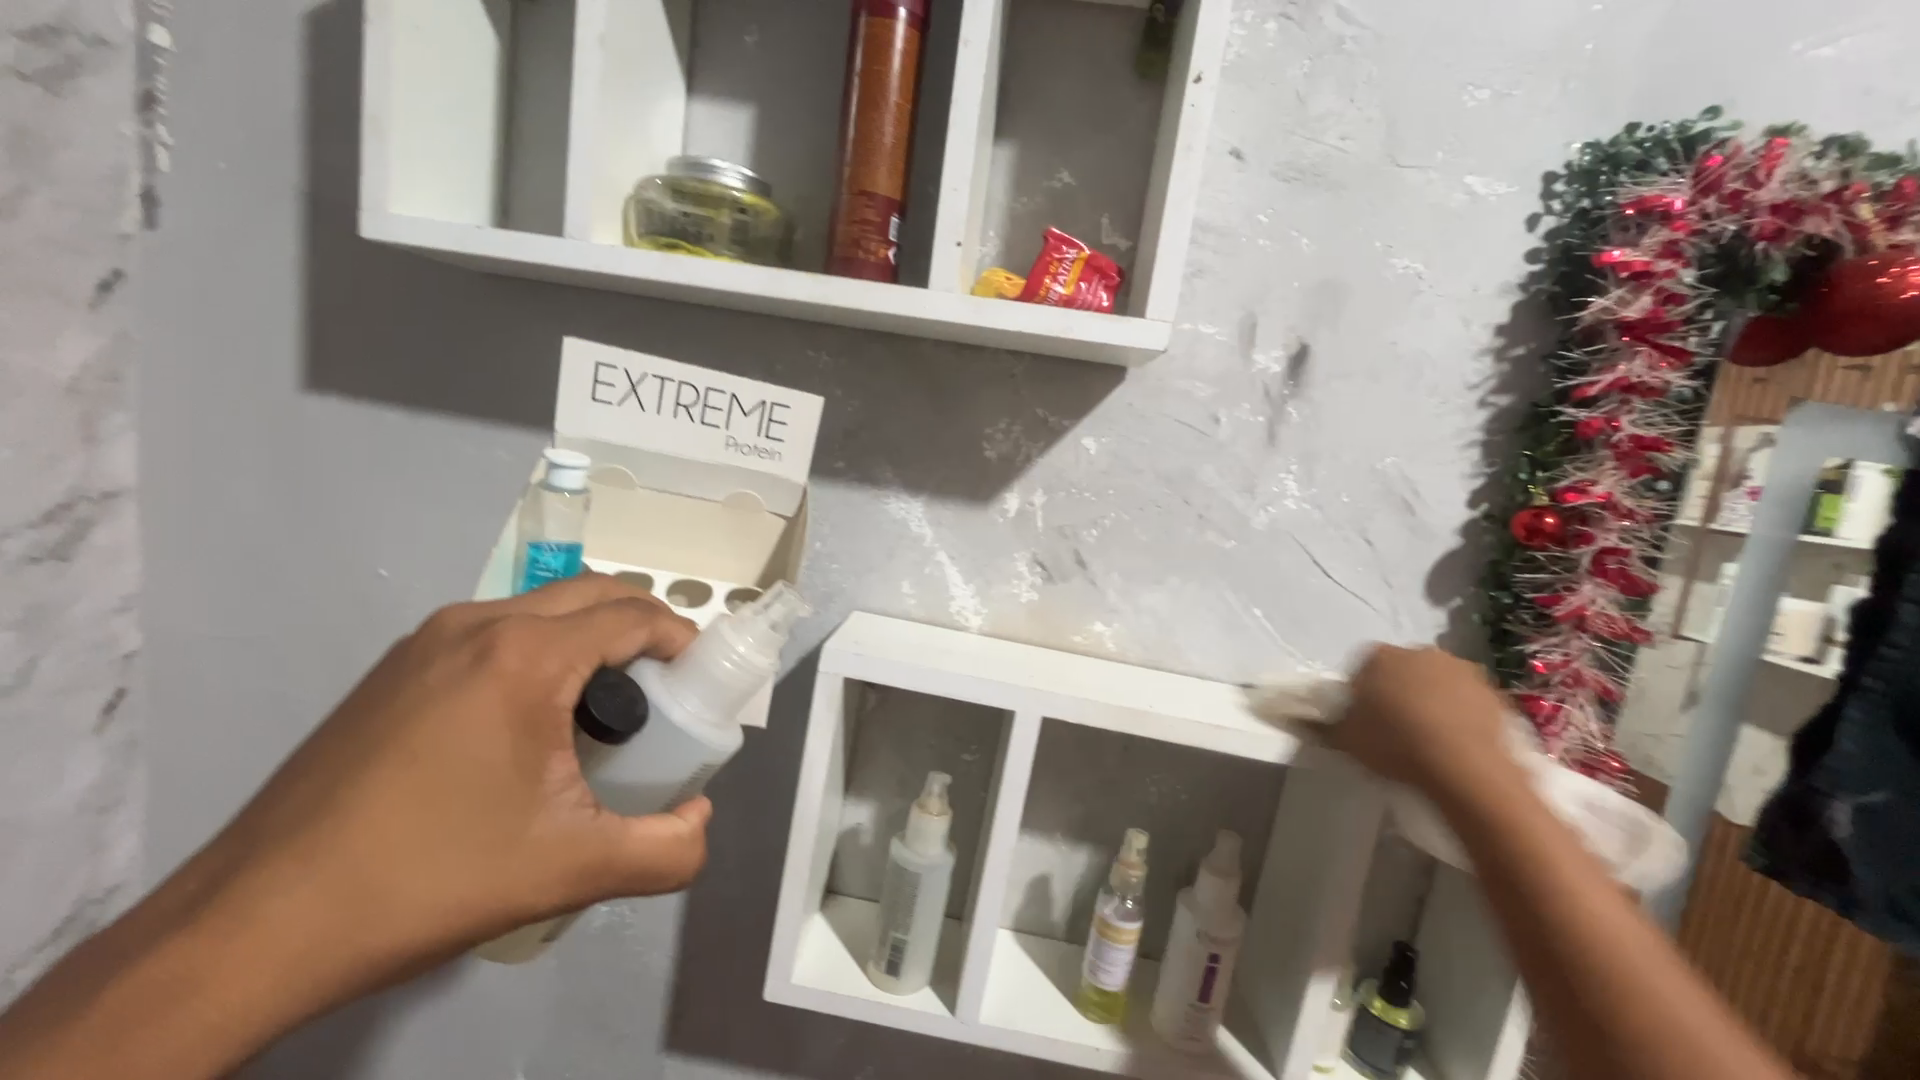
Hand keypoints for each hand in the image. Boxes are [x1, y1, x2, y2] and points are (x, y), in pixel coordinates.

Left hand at [0, 575, 709, 1078]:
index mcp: (525, 657)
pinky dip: (539, 654)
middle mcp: (476, 626)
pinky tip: (527, 728)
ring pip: (539, 610)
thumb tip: (699, 818)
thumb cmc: (431, 879)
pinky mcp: (392, 670)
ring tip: (599, 714)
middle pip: (591, 595)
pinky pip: (493, 635)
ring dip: (588, 639)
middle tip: (664, 694)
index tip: (702, 682)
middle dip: (642, 629)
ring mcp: (424, 643)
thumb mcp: (572, 870)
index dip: (681, 639)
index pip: (632, 616)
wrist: (261, 921)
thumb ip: (668, 848)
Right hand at [1331, 644, 1512, 795]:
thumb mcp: (1344, 740)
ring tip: (1427, 738)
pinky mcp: (1493, 691)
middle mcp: (1419, 651)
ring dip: (1431, 701)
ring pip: (1436, 682)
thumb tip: (1297, 718)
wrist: (1466, 769)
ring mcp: (1461, 668)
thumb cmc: (1395, 746)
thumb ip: (1319, 724)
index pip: (1361, 668)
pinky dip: (1460, 714)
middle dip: (1397, 691)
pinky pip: (1466, 699)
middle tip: (1393, 728)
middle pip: (1401, 670)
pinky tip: (1455, 742)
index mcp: (1379, 656)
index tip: (1363, 720)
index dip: (1361, 693)